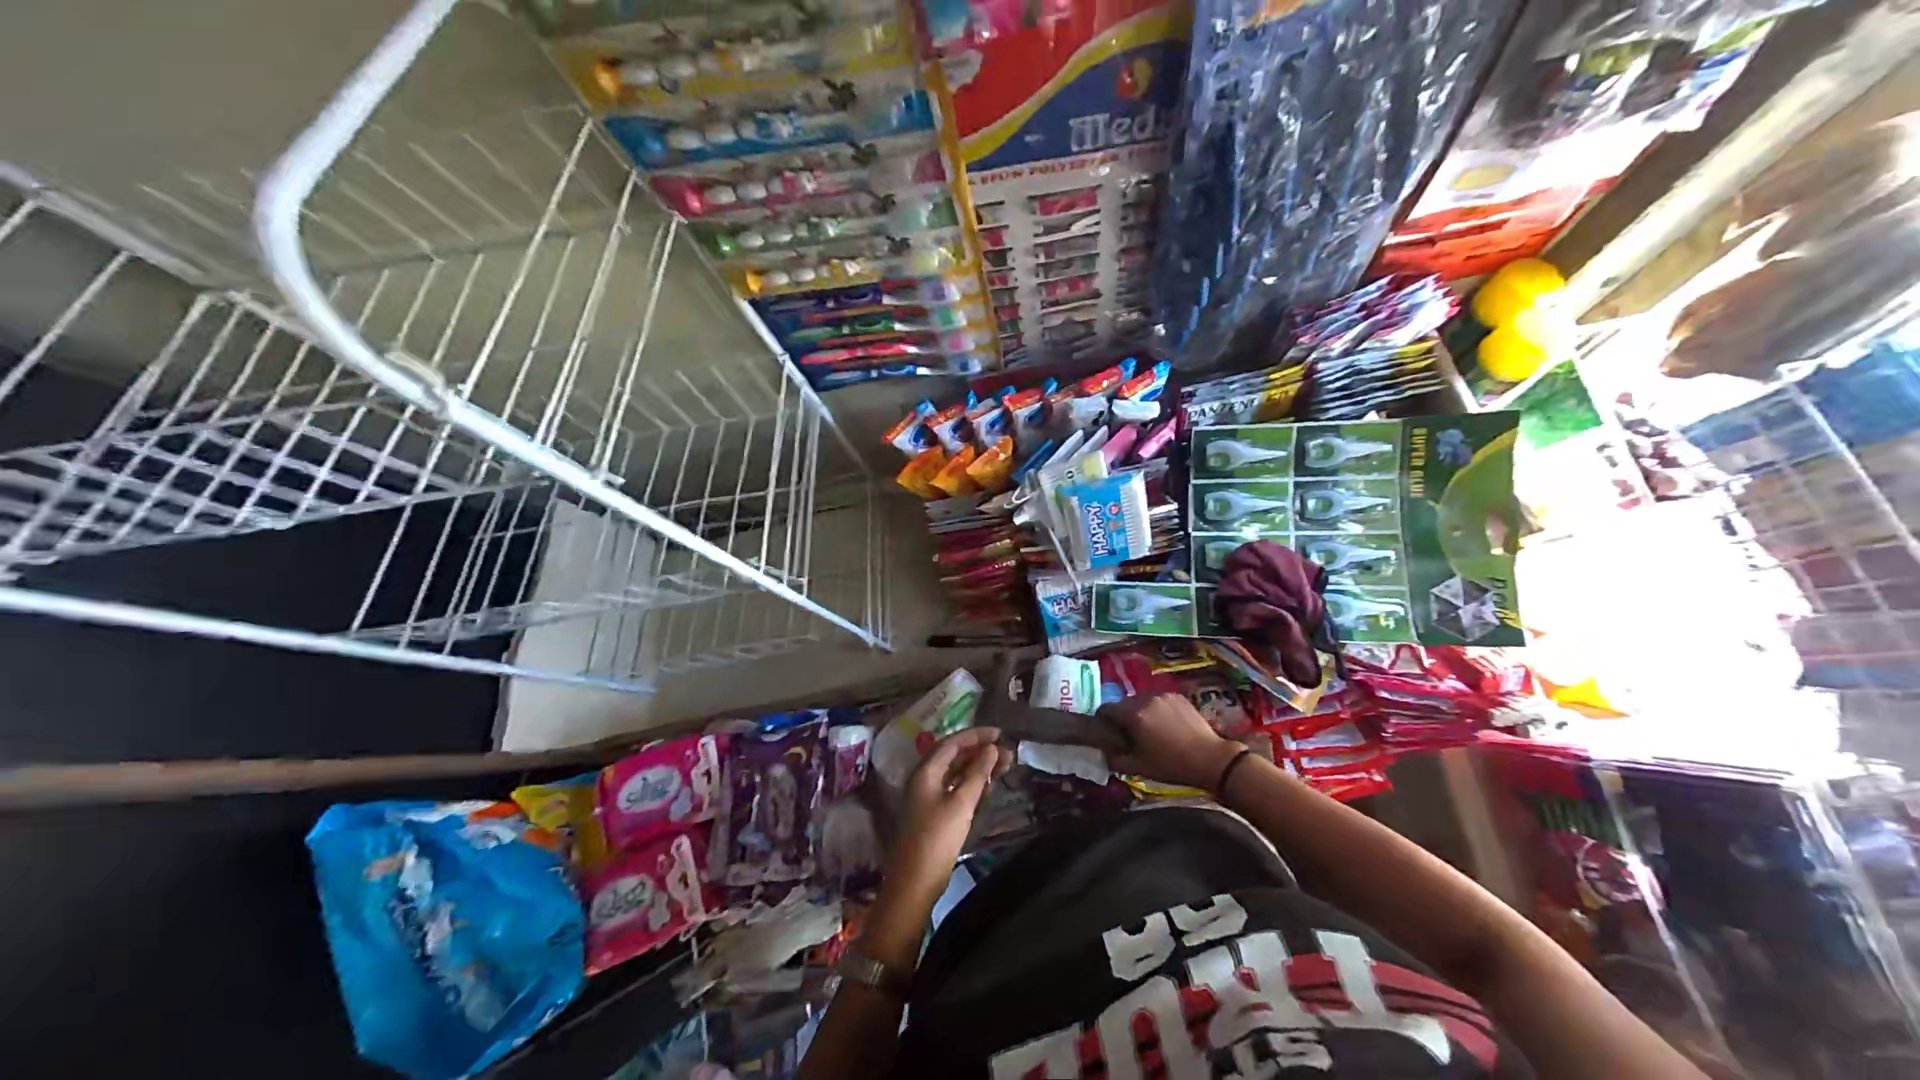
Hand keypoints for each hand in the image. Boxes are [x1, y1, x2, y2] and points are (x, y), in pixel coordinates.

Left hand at [892, 727, 1010, 881]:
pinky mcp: (934, 812)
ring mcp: (927, 796)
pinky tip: (988, 786)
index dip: (975, 736)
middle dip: (980, 752)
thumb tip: (991, 748)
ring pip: (955, 773)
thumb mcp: (961, 803)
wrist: (915, 880)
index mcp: (925, 771)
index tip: (999, 734)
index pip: (952, 743)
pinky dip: (971, 784)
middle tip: (1006, 754)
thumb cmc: (938, 838)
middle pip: (953, 756)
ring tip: (1004, 767)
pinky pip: (954, 788)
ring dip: (978, 768)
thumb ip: (977, 773)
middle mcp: (924, 779)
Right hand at [1105, 693, 1243, 789]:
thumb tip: (1103, 752)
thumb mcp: (1139, 767)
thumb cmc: (1172, 765)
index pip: (1106, 709)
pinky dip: (1157, 710)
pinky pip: (1158, 700)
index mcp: (1133, 714)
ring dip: (1140, 712)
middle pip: (1124, 704)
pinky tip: (1166, 725)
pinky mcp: (1178, 696)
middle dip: (1123, 717)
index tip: (1108, 734)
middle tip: (1130, 735)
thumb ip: (1114, 759)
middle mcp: (1145, 699)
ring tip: (1150, 730)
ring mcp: (1163, 695)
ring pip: (1141, 701)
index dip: (1103, 722)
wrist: (1211, 759)